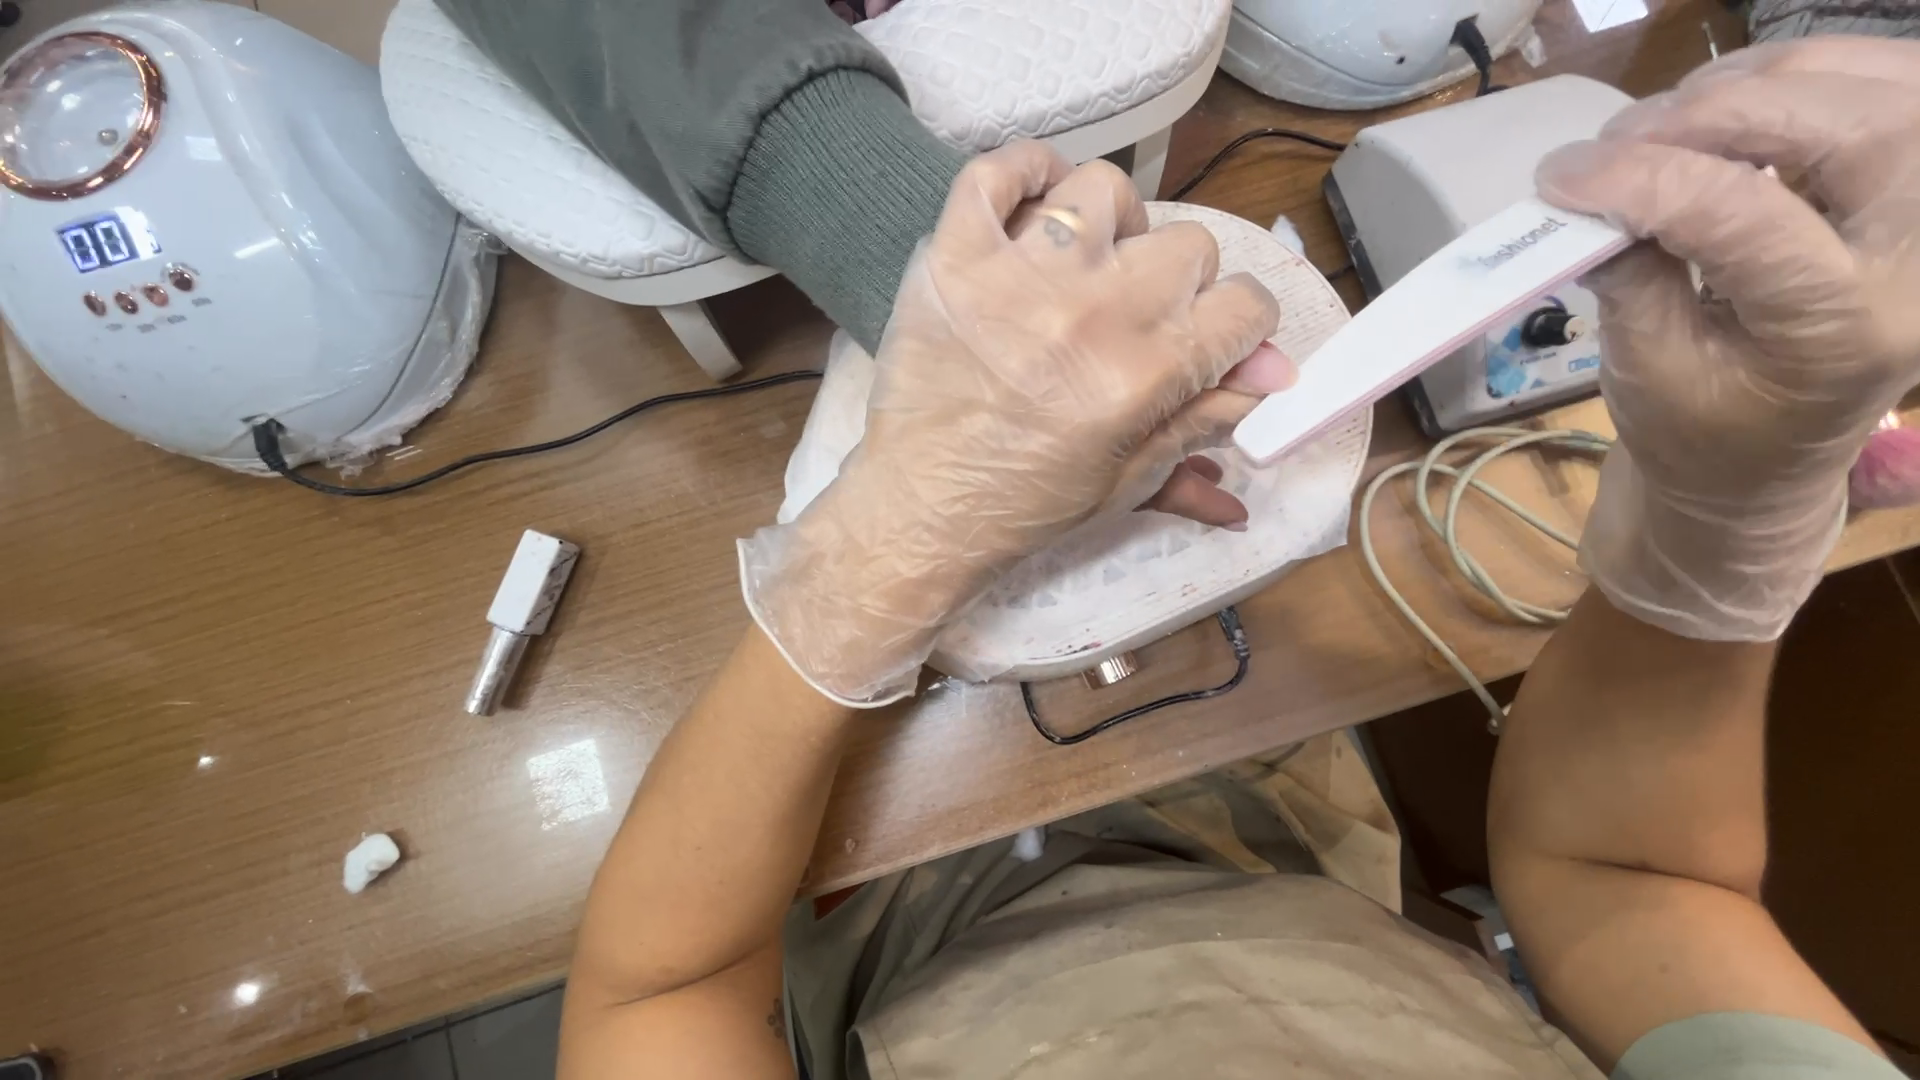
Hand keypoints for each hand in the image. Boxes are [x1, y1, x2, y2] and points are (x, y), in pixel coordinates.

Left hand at [740, 141, 1287, 703]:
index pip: (1243, 308)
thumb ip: (1206, 420)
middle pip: (1186, 247)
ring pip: (1104, 190)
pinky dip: (1022, 173)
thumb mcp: (1128, 481)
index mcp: (1145, 375)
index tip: (1216, 340)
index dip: (1242, 327)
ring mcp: (1018, 276)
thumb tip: (1277, 378)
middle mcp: (1092, 312)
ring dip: (1112, 225)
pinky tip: (1035, 206)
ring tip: (1089, 266)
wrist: (922, 510)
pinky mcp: (954, 258)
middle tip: (1140, 320)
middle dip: (1180, 286)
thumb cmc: (1026, 506)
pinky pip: (995, 172)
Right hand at [1537, 36, 1919, 640]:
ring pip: (1882, 88)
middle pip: (1855, 129)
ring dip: (1758, 85)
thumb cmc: (1691, 432)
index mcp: (1836, 331)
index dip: (1645, 183)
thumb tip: (1587, 203)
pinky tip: (1714, 110)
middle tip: (1615, 139)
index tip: (1557, 178)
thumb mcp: (1643, 373)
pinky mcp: (1911, 189)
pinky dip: (1793, 79)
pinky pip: (1882, 89)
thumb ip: (1629, 281)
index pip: (1747, 220)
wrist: (1756, 456)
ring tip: (1656, 123)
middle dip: (1717, 115)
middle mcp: (1917, 259)